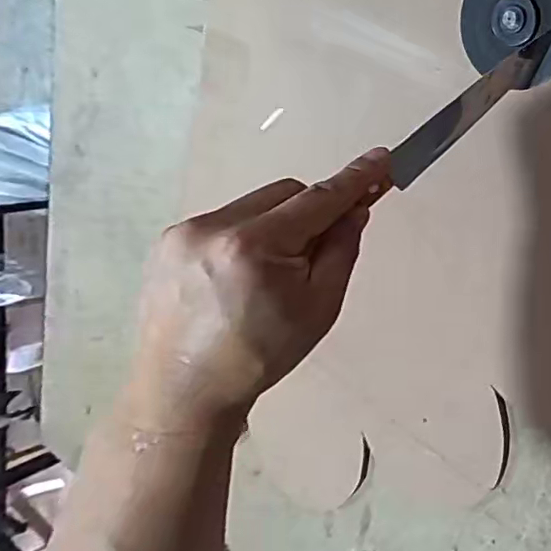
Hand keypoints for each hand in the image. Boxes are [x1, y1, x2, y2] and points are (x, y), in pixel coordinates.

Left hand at [126, 148, 390, 431]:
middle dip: (312, 212)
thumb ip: (342, 248)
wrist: (184, 391)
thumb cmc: (260, 354)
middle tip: (320, 251)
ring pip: (257, 204)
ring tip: (275, 272)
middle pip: (286, 193)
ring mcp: (184, 232)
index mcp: (253, 246)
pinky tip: (245, 275)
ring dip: (279, 222)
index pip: (318, 199)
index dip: (355, 179)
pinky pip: (228, 218)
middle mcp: (213, 227)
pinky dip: (250, 233)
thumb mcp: (320, 305)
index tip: (381, 159)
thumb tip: (355, 208)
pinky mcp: (169, 241)